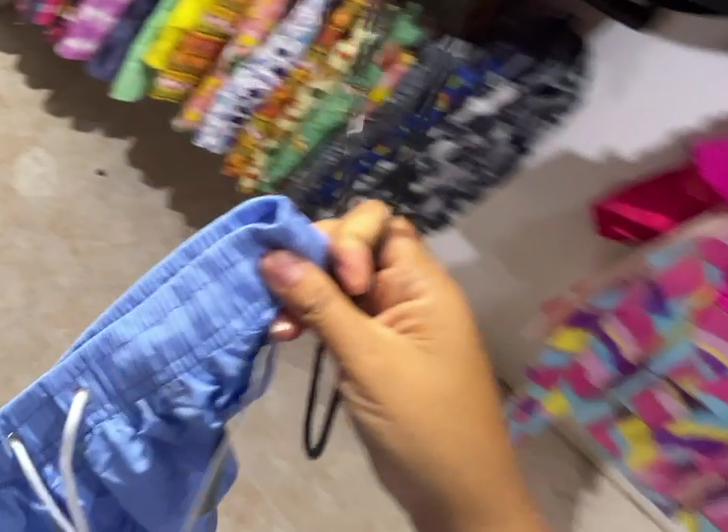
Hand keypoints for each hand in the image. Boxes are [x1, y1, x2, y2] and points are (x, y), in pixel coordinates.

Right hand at [260, 202, 545, 531]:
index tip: (338, 278)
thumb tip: (271, 253)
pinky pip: (331, 311)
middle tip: (287, 294)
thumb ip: (319, 302)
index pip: (380, 224)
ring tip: (279, 324)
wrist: (457, 503)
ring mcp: (386, 320)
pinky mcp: (369, 345)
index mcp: (422, 286)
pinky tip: (283, 334)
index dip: (349, 238)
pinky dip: (306, 317)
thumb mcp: (368, 359)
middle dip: (311, 262)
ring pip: (333, 279)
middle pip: (349, 245)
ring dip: (301, 292)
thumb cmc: (424, 425)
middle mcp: (405, 293)